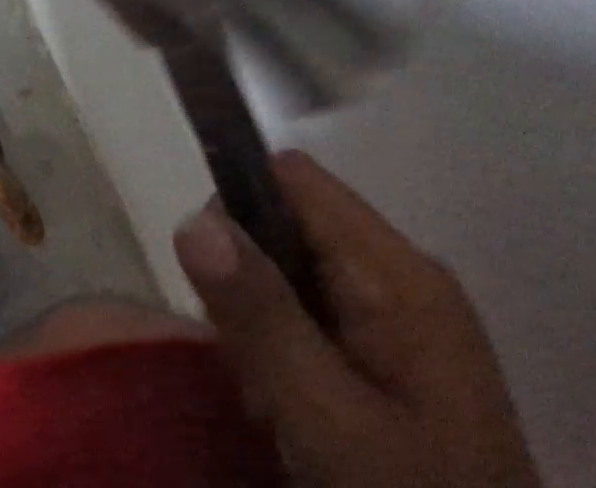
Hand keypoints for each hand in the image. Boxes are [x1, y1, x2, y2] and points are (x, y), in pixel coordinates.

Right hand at [174, 150, 542, 487]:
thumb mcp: (323, 416)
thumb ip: (260, 315)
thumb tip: (192, 219)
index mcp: (398, 274)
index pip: (290, 179)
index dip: (236, 209)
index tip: (215, 284)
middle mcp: (403, 277)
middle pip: (285, 224)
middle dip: (243, 280)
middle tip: (246, 362)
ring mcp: (403, 317)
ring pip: (288, 272)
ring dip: (257, 323)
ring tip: (270, 397)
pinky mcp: (394, 353)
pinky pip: (310, 315)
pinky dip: (280, 350)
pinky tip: (288, 407)